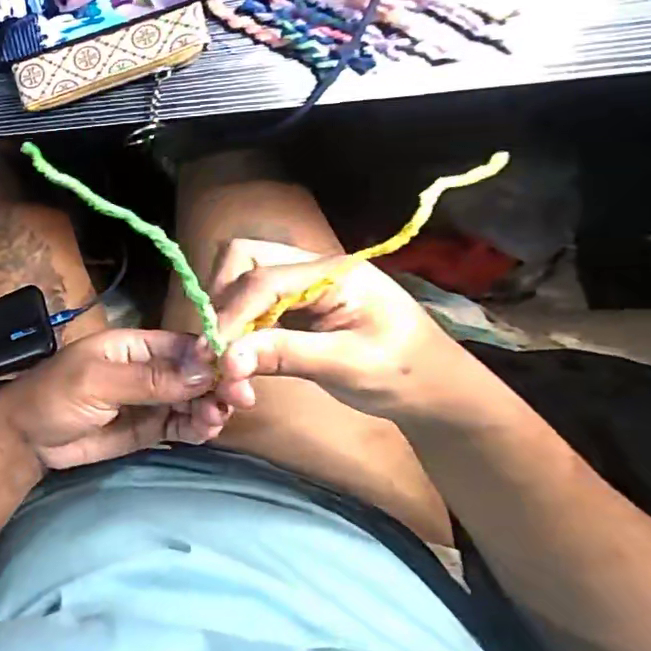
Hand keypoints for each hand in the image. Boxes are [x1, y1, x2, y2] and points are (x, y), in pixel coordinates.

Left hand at [0, 329, 220, 472]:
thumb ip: (149, 378)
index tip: (238, 372)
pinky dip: (198, 428)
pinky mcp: (149, 428)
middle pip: (197, 373)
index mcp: (134, 345)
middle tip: (238, 401)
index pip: (183, 345)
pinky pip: (183, 425)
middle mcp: (148, 368)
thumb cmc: (54, 397)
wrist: (26, 439)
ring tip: (214, 420)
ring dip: (212, 407)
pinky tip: (205, 431)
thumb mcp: (97, 382)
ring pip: (195, 400)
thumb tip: (205, 370)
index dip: (213, 356)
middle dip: (220, 384)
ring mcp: (150, 399)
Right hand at [207, 239, 481, 424]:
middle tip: (218, 346)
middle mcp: (310, 268)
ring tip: (228, 356)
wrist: (439, 392)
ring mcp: (300, 284)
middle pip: (242, 258)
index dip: (230, 314)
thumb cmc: (407, 375)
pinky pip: (249, 302)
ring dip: (225, 313)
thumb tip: (226, 361)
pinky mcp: (293, 304)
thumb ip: (285, 355)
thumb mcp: (350, 367)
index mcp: (334, 272)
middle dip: (221, 299)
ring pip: (239, 277)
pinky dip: (235, 327)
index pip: (264, 279)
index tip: (211, 355)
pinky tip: (239, 357)